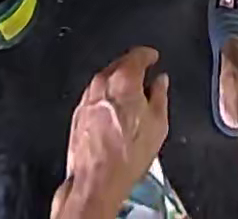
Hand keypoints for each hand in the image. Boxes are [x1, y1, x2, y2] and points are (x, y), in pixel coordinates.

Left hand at [51, 47, 169, 218]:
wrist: (96, 183)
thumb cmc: (127, 154)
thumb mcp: (158, 122)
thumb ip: (160, 94)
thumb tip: (160, 82)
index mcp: (124, 78)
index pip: (138, 54)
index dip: (149, 55)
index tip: (154, 57)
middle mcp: (103, 82)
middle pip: (120, 65)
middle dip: (133, 69)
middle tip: (144, 79)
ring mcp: (87, 98)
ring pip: (106, 81)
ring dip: (118, 84)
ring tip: (129, 99)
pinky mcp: (77, 115)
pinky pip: (96, 97)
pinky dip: (106, 99)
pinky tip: (113, 115)